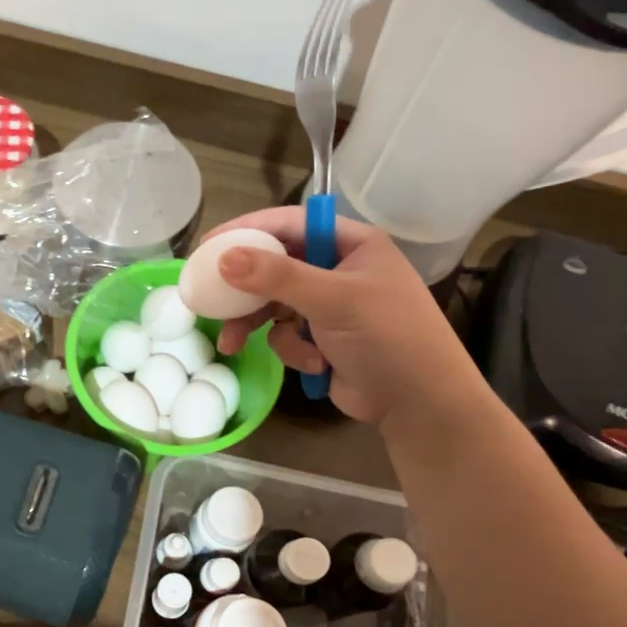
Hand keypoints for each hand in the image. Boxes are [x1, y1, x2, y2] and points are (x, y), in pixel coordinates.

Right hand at [210, 207, 482, 423]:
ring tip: (232, 344)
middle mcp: (339, 270)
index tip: (208, 245)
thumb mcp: (333, 300)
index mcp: (352, 245)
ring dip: (258, 325)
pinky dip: (293, 350)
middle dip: (245, 289)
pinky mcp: (322, 340)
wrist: (419, 402)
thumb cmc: (387, 337)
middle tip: (207, 297)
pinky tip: (314, 365)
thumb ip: (278, 276)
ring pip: (274, 305)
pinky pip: (287, 335)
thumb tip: (223, 259)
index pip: (289, 224)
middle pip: (275, 266)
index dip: (247, 231)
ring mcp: (330, 306)